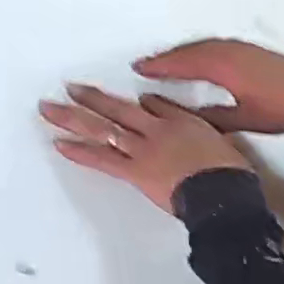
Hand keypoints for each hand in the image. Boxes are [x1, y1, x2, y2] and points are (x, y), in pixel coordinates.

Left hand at [40, 83, 253, 211]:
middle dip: (95, 99)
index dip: (148, 104)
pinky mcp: (136, 171)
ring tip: (50, 109)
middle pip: (120, 110)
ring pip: (103, 128)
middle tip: (73, 89)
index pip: (160, 107)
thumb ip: (213, 142)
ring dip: (74, 117)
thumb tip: (212, 145)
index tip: (140, 102)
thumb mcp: (229, 150)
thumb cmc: (233, 175)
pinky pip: (102, 159)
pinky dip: (80, 152)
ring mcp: (144, 150)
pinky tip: (60, 144)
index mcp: (186, 124)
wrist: (223, 194)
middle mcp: (159, 130)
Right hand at [132, 39, 283, 134]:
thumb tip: (185, 118)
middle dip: (165, 59)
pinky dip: (200, 52)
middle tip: (144, 67)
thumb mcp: (246, 119)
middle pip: (187, 52)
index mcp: (221, 65)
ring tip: (166, 65)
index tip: (138, 71)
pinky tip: (200, 63)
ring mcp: (240, 47)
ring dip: (182, 55)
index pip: (180, 63)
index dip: (158, 67)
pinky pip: (215, 47)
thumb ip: (213, 118)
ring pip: (201, 48)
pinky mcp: (250, 50)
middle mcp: (227, 50)